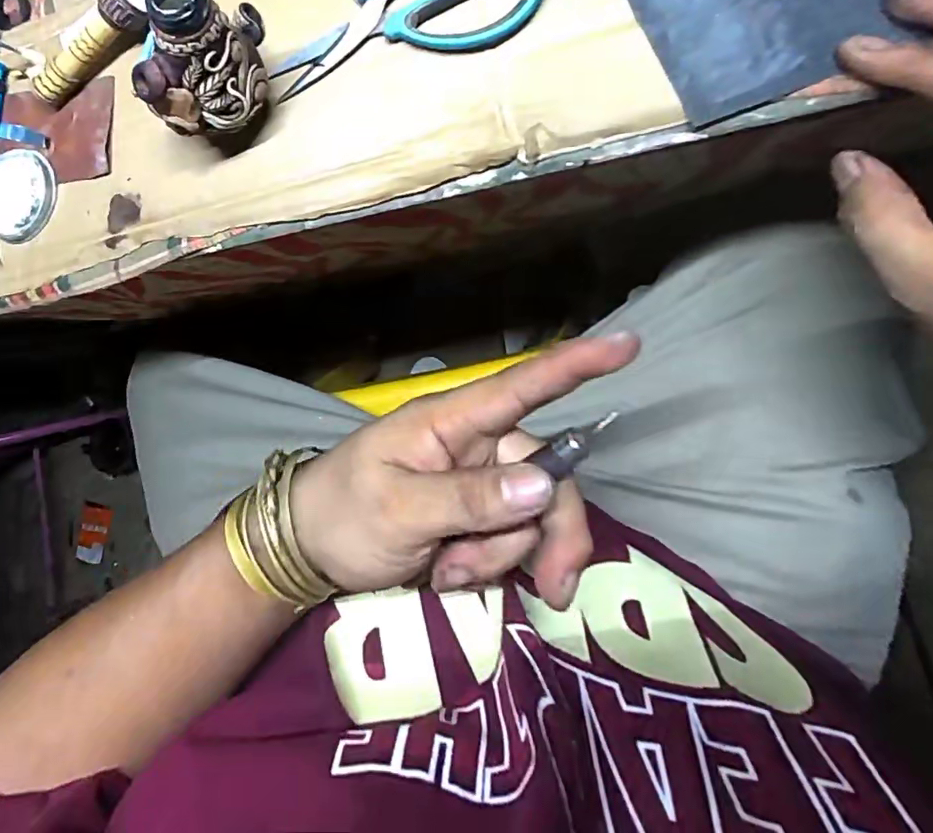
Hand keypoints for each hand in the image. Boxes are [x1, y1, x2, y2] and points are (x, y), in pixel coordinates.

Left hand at [287, 335, 637, 608]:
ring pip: (530, 518)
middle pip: (545, 477)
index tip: (625, 344)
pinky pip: (509, 540)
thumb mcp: (397, 508)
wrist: (308, 547)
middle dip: (547, 533)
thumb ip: (469, 498)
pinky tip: (445, 574)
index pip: (515, 388)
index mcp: (446, 423)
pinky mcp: (470, 516)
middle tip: (544, 588)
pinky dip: (487, 566)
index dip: (571, 366)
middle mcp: (469, 445)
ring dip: (499, 557)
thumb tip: (545, 483)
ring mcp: (472, 482)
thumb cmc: (342, 512)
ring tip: (444, 571)